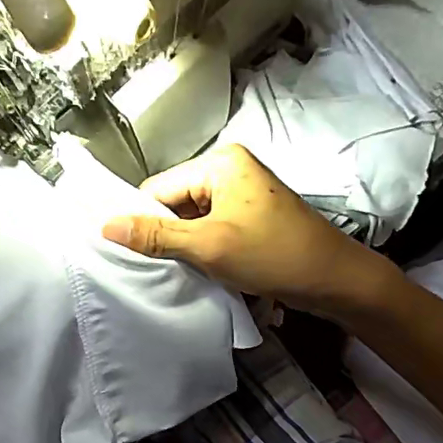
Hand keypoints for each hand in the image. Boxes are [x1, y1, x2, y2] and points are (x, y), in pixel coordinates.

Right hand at [102, 144, 401, 318]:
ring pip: (191, 219)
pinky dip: (201, 248)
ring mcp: (241, 193)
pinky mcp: (249, 215)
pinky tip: (199, 268)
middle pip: (173, 202)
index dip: (141, 220)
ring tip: (179, 270)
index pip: (158, 188)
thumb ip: (157, 236)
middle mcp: (229, 169)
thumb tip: (107, 226)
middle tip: (154, 267)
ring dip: (183, 245)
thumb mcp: (209, 246)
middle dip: (164, 235)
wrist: (335, 280)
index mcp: (220, 163)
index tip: (126, 252)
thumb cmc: (275, 255)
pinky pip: (210, 227)